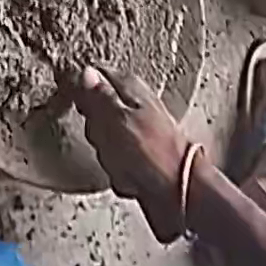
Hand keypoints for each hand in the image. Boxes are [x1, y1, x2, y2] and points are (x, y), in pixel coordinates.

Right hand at [75, 66, 192, 242]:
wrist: (183, 193)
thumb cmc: (153, 153)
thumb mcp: (117, 118)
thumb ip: (98, 94)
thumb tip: (84, 72)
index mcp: (129, 86)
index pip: (92, 76)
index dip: (82, 93)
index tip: (82, 109)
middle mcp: (134, 103)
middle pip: (94, 110)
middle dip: (96, 129)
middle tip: (108, 139)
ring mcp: (137, 128)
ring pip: (103, 137)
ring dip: (107, 152)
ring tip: (122, 159)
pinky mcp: (140, 153)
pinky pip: (115, 158)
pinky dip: (119, 169)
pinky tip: (130, 173)